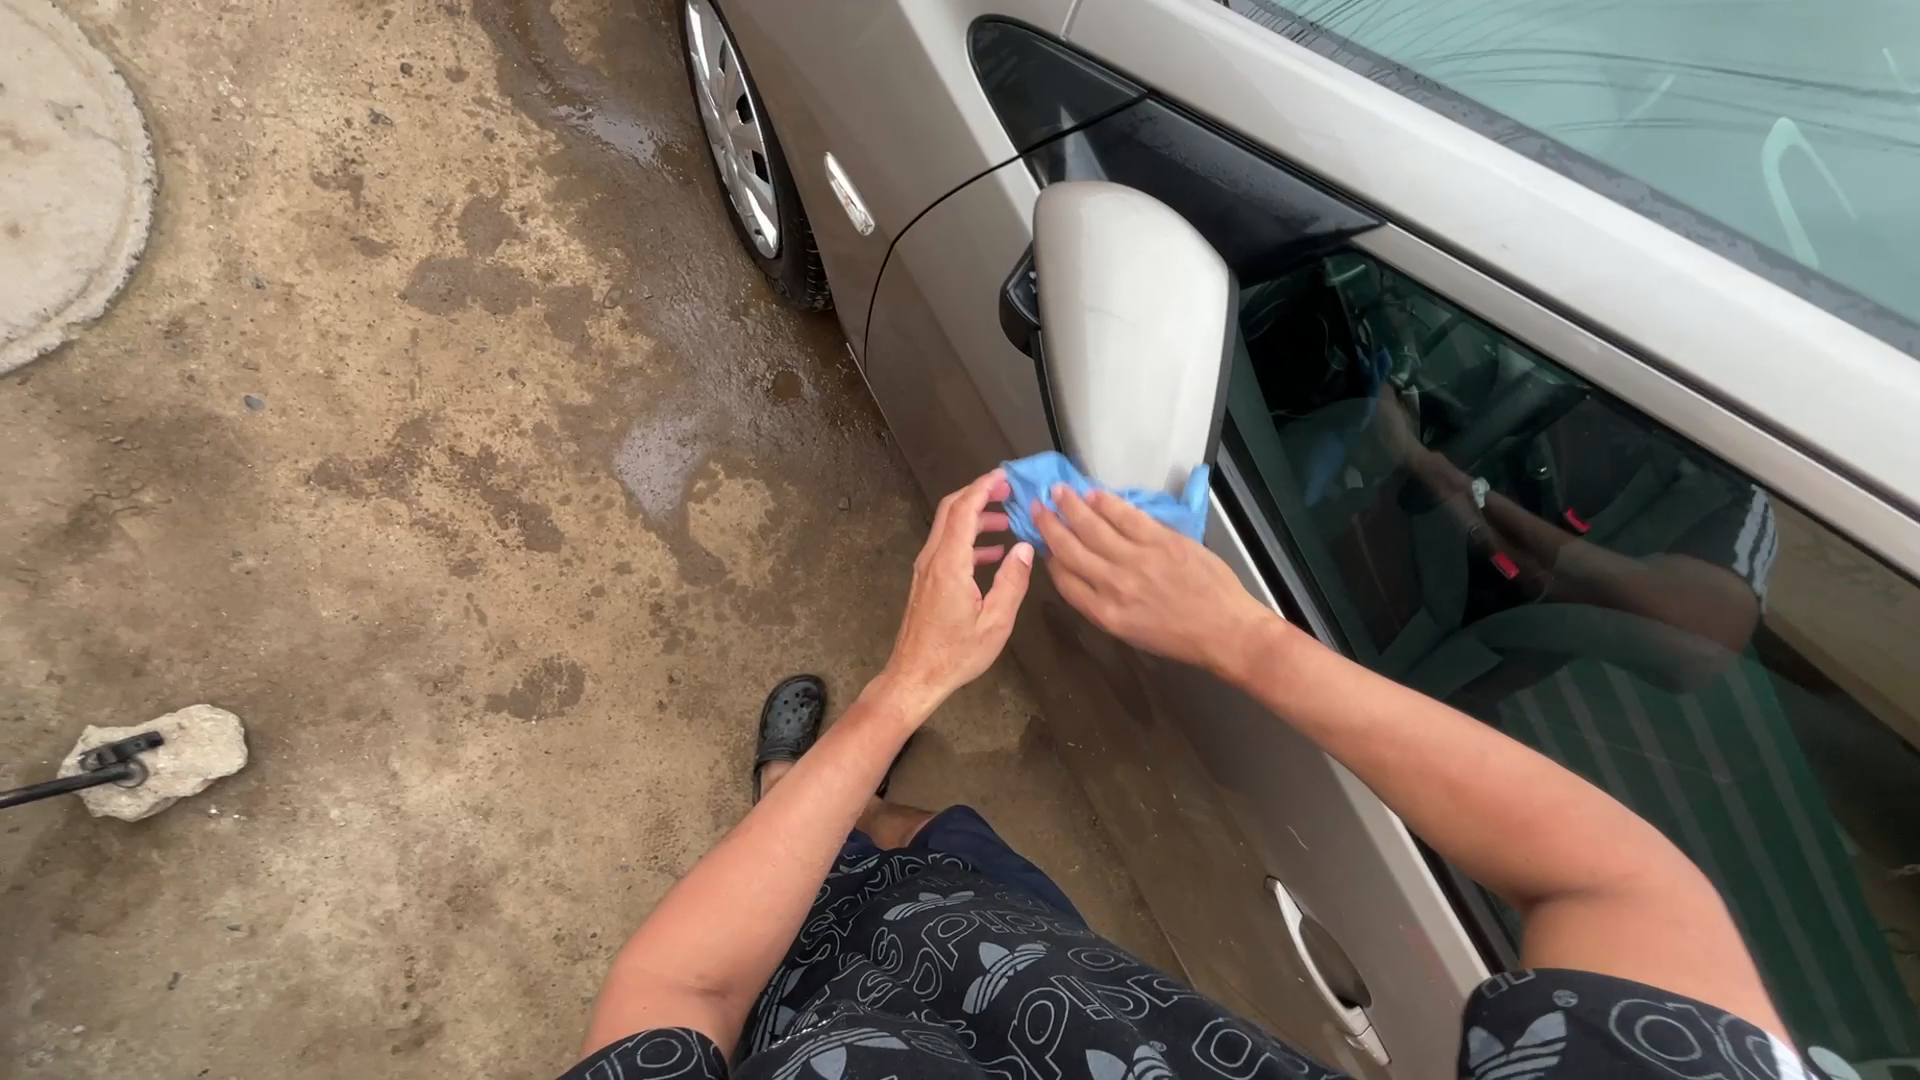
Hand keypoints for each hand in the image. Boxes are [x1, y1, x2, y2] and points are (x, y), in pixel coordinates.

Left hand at [878, 469, 1034, 716]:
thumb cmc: (955, 654)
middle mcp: (933, 559)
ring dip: (976, 518)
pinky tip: (993, 554)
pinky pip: (947, 547)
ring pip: (948, 527)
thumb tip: (1025, 548)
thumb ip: (1012, 582)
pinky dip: (969, 540)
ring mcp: (926, 569)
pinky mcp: (926, 580)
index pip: (963, 510)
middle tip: (1007, 490)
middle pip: (951, 510)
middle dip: (978, 494)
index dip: (983, 488)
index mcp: (950, 564)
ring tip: (1007, 521)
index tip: (1004, 477)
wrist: (915, 676)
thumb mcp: (995, 623)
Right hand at [1033, 486, 1283, 677]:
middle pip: (1069, 549)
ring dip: (1070, 506)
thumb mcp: (1130, 631)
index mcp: (1104, 613)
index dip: (1049, 558)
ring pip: (1092, 527)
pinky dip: (1105, 503)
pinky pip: (1125, 516)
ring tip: (1057, 491)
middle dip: (1048, 526)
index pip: (1064, 579)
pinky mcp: (1160, 541)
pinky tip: (1092, 494)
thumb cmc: (1180, 638)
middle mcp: (1113, 584)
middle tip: (1036, 507)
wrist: (1226, 630)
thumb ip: (1102, 603)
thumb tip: (1086, 573)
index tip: (1042, 543)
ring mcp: (1136, 560)